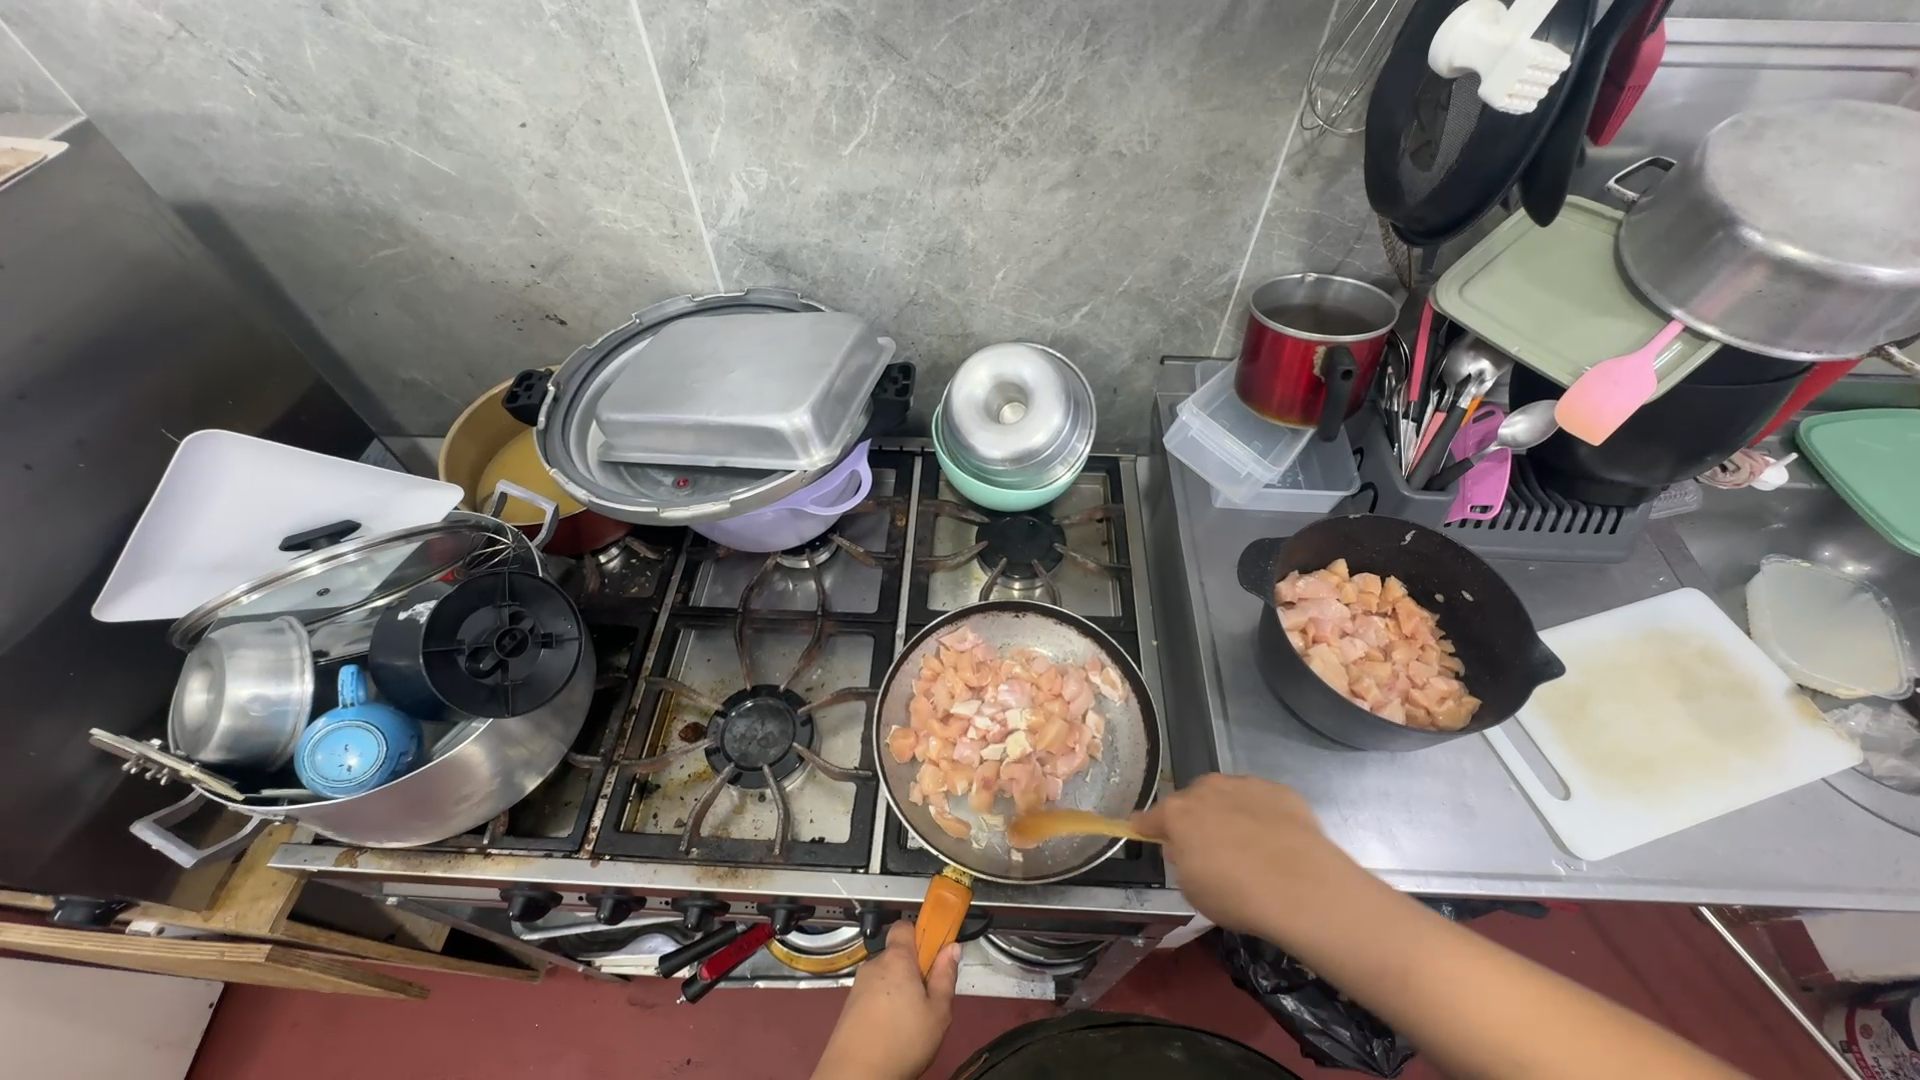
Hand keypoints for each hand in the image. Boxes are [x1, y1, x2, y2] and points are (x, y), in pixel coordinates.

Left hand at [811, 920, 960, 1079]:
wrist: (855, 1076)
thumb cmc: (902, 1041)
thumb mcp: (938, 1012)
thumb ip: (946, 976)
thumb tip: (951, 947)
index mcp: (897, 959)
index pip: (904, 927)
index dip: (920, 935)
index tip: (934, 954)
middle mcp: (874, 965)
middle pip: (896, 956)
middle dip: (912, 971)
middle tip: (927, 998)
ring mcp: (858, 986)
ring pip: (885, 978)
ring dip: (898, 991)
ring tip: (910, 1022)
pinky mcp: (848, 1008)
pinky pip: (872, 996)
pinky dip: (883, 1007)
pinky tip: (892, 1032)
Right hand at [1132, 773, 1371, 936]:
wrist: (1304, 887)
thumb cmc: (1237, 895)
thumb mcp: (1193, 890)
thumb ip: (1181, 862)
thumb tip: (1185, 848)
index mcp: (1178, 814)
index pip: (1150, 817)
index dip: (1146, 828)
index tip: (1143, 833)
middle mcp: (1207, 789)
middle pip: (1191, 802)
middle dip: (1194, 821)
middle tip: (1209, 851)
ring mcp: (1245, 785)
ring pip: (1226, 797)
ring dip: (1228, 814)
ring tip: (1249, 848)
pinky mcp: (1280, 790)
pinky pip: (1260, 801)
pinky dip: (1262, 816)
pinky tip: (1276, 842)